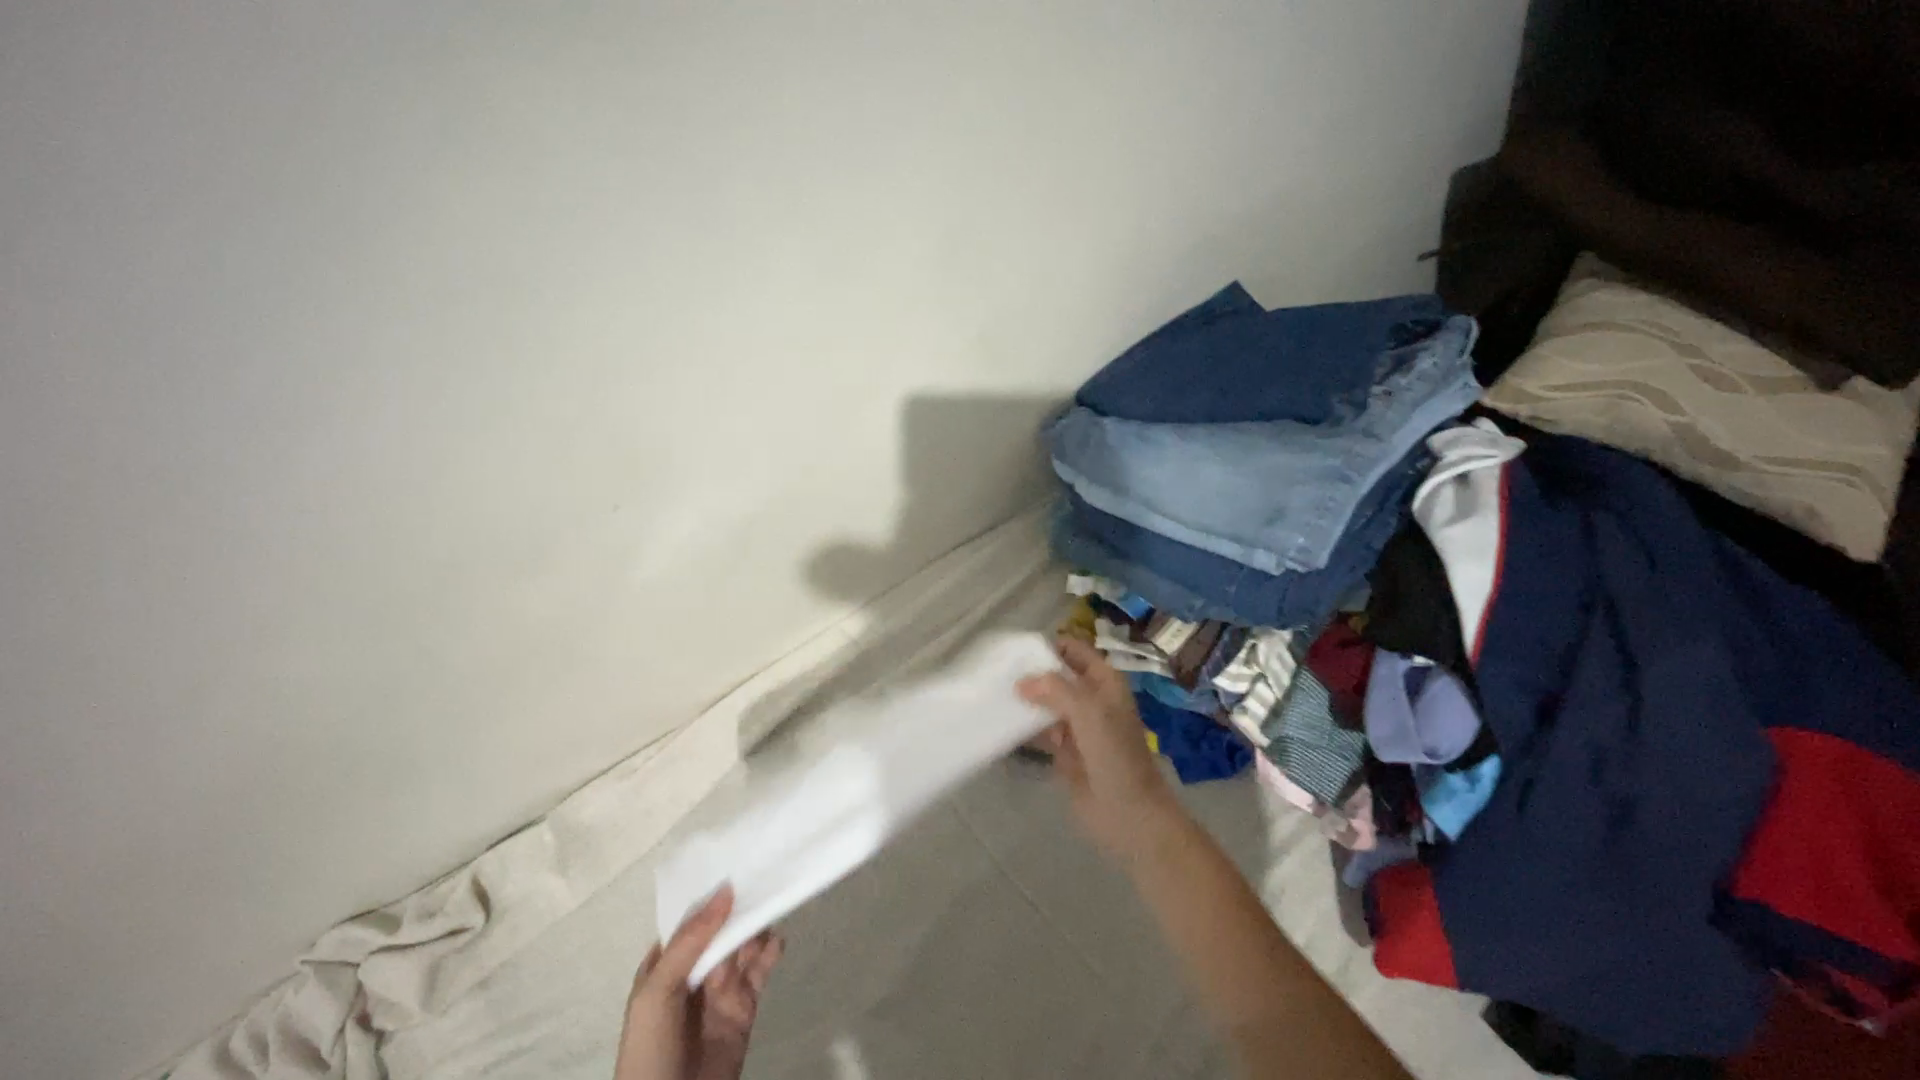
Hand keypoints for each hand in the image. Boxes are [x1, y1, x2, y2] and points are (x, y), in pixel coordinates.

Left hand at [616, 887, 783, 1079]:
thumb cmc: (651, 1049)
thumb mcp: (658, 992)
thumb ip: (691, 942)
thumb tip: (726, 891)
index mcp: (664, 964)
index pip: (691, 921)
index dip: (712, 898)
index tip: (737, 867)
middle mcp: (694, 972)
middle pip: (722, 930)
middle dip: (738, 914)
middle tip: (758, 895)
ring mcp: (721, 991)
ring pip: (743, 947)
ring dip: (755, 932)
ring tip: (763, 926)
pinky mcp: (745, 1009)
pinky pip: (760, 973)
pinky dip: (770, 954)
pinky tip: (776, 943)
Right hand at [1017, 637, 1187, 865]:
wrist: (1128, 812)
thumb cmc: (1115, 755)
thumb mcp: (1089, 711)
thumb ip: (1055, 689)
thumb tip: (1021, 682)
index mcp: (1104, 682)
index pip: (1074, 651)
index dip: (1049, 646)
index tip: (1015, 649)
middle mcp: (1091, 699)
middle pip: (1056, 677)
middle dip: (1030, 674)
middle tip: (995, 671)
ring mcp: (1077, 727)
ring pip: (1045, 705)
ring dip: (1024, 701)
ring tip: (990, 694)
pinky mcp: (1064, 753)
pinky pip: (1039, 733)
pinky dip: (1022, 729)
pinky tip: (998, 724)